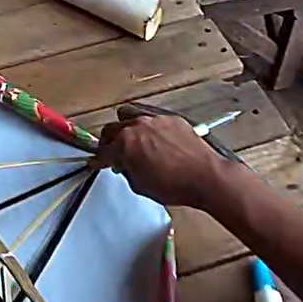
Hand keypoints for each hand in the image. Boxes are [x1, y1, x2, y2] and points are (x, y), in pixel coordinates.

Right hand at [95, 115, 236, 209]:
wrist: (204, 176)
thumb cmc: (173, 184)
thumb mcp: (140, 185)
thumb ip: (126, 171)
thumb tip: (124, 165)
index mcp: (125, 143)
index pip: (103, 151)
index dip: (99, 160)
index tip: (98, 163)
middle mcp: (137, 126)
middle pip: (112, 129)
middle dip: (109, 142)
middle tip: (114, 154)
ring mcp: (155, 119)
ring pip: (130, 115)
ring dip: (126, 128)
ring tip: (132, 140)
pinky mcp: (172, 118)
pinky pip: (152, 118)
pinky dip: (149, 127)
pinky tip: (155, 139)